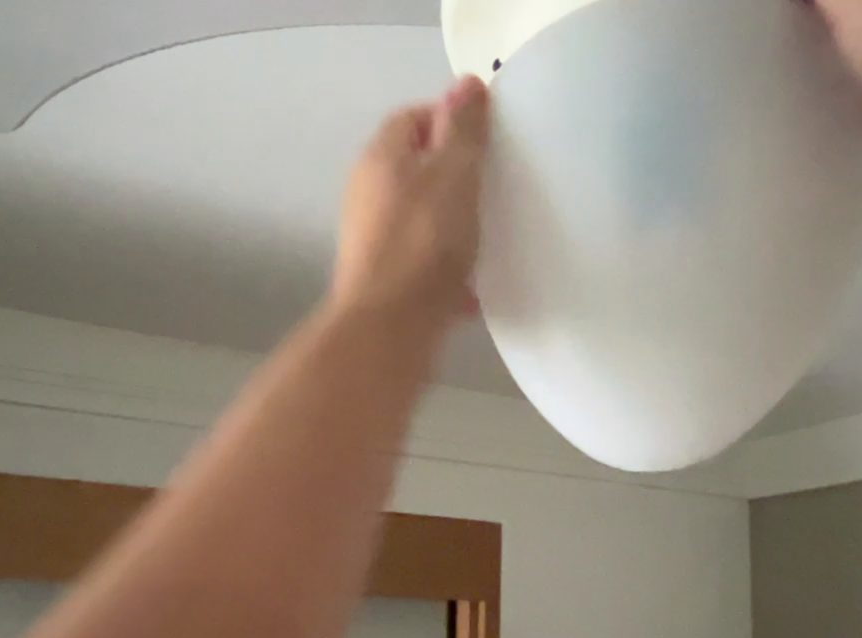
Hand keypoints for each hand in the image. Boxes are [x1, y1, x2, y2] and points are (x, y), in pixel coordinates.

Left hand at [330, 76, 490, 328]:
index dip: (451, 122)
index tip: (486, 143)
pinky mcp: (384, 284)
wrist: (390, 329)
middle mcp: (368, 196)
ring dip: (453, 230)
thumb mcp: (454, 175)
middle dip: (455, 180)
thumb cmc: (424, 242)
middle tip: (494, 192)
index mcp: (381, 158)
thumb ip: (463, 131)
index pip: (413, 118)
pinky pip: (423, 268)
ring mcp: (373, 243)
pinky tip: (474, 292)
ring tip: (489, 242)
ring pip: (421, 223)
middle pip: (417, 173)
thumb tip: (466, 84)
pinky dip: (447, 274)